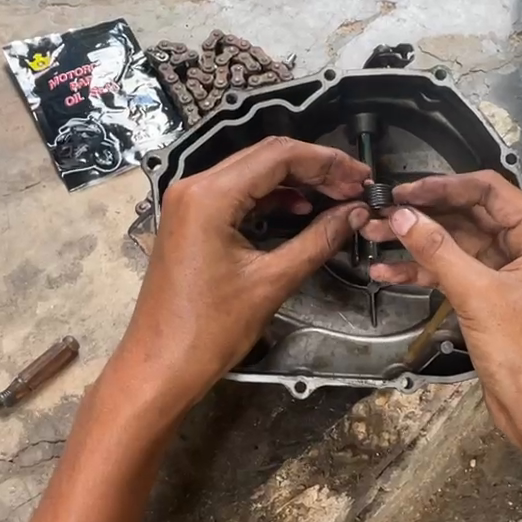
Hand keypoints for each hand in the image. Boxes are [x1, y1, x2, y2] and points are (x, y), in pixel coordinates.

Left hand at [114, 137, 370, 410]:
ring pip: (252, 173)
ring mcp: (189, 203)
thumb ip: (318, 240)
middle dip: (315, 168)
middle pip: (266, 156)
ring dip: (295, 181)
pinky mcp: (191, 220)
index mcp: (210, 197)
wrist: (162, 365)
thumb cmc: (209, 330)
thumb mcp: (272, 282)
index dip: (327, 162)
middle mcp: (195, 188)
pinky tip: (301, 209)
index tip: (360, 177)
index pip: (279, 156)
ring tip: (336, 197)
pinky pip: (237, 194)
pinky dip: (272, 197)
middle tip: (355, 186)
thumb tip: (356, 213)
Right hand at [360, 171, 521, 442]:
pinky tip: (388, 272)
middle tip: (379, 213)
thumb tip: (402, 215)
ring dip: (417, 242)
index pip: (488, 190)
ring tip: (373, 237)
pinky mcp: (492, 295)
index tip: (402, 191)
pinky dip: (424, 271)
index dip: (442, 187)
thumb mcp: (478, 296)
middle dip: (423, 215)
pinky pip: (454, 271)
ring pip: (456, 243)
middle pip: (468, 214)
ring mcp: (509, 271)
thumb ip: (438, 251)